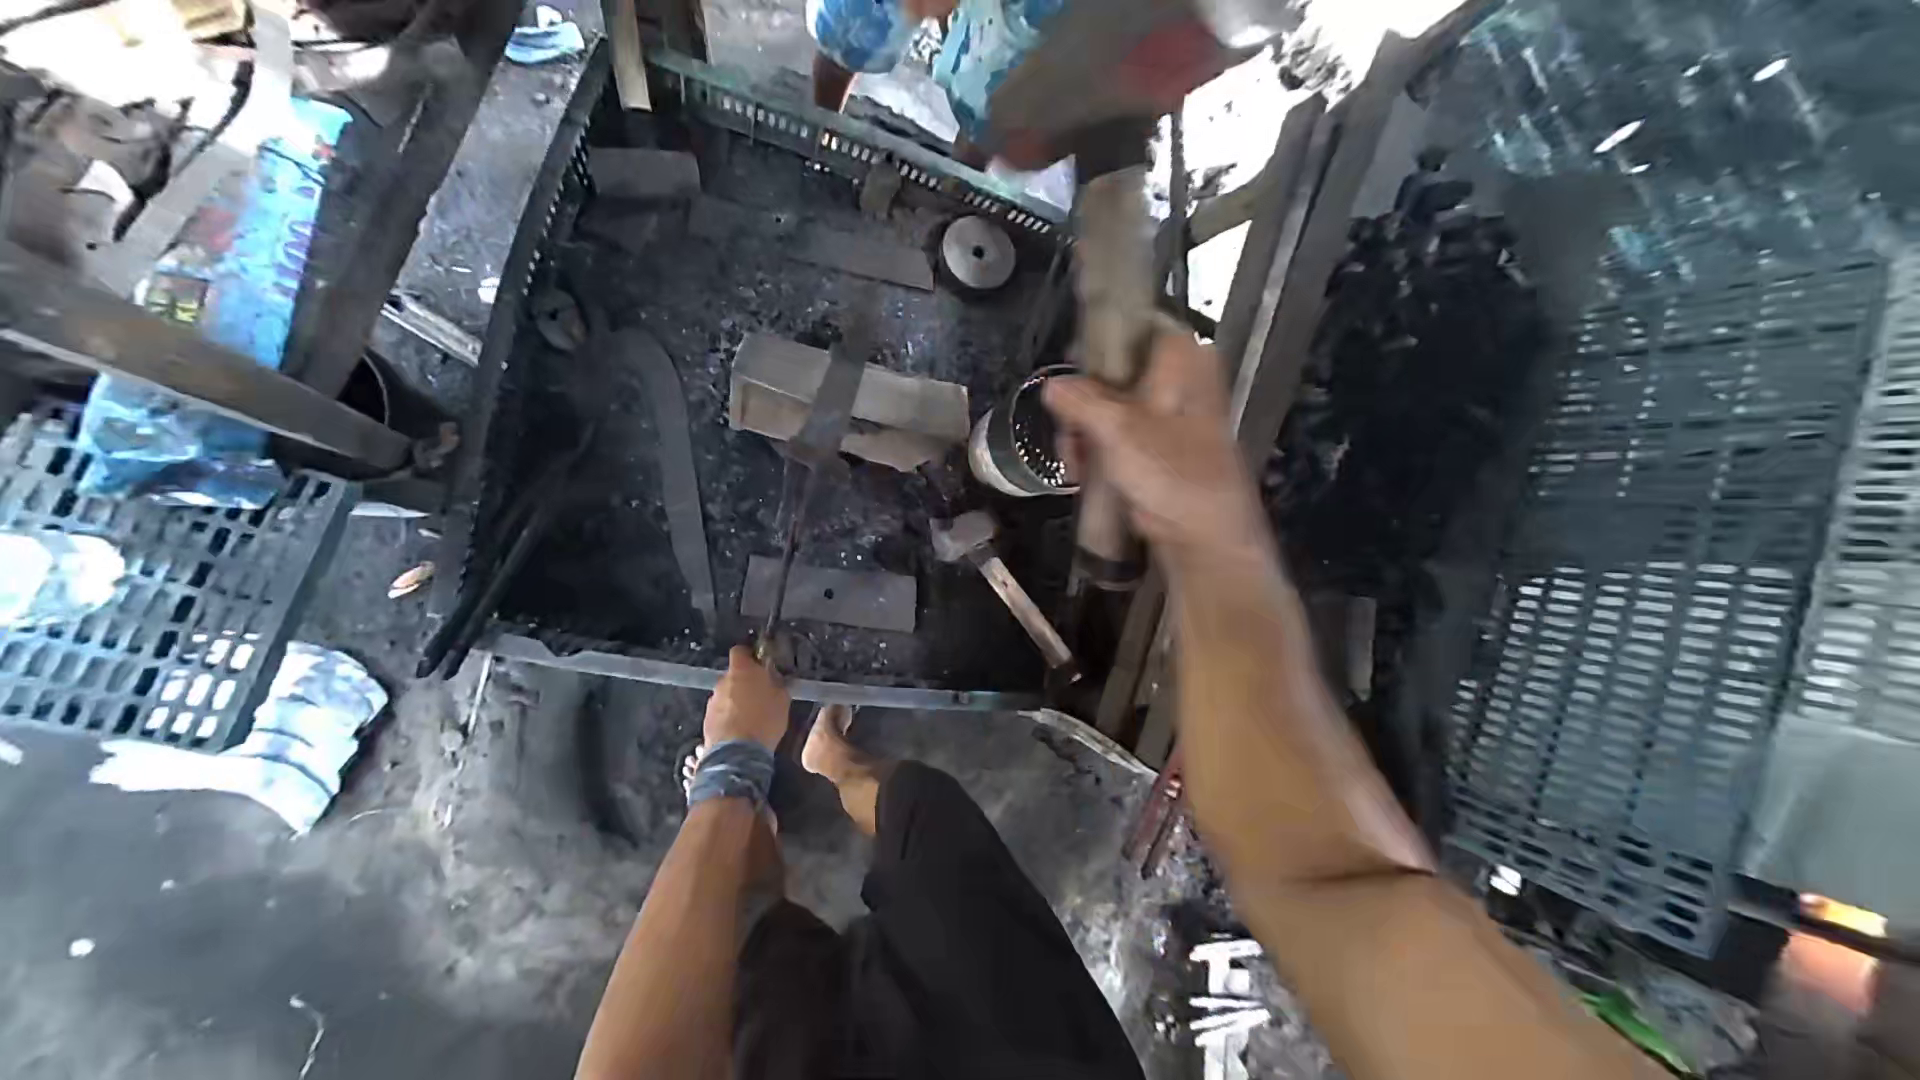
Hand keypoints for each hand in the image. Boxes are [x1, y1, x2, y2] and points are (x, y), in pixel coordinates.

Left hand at [704, 645, 789, 749]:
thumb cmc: (765, 720)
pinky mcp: (706, 720)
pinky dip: (729, 716)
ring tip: (751, 716)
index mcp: (742, 670)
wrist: (738, 754)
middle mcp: (723, 681)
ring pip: (727, 694)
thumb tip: (773, 676)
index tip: (761, 664)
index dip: (750, 656)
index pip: (740, 650)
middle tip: (761, 694)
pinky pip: (721, 712)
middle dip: (745, 682)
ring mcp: (712, 701)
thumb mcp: (783, 698)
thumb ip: (777, 682)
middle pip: (734, 675)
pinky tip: (741, 729)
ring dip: (736, 700)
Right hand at [1042, 330, 1270, 567]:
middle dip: (1084, 403)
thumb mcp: (1120, 430)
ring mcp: (1167, 420)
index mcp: (1183, 362)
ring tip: (1074, 460)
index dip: (1102, 341)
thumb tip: (1052, 384)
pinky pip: (1117, 438)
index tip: (1073, 361)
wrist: (1204, 534)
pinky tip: (1083, 470)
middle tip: (1069, 428)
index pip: (1139, 327)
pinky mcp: (1156, 451)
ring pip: (1111, 408)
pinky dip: (1097, 451)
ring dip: (1085, 432)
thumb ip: (1081, 401)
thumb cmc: (1173, 473)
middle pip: (1117, 373)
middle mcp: (1178, 384)